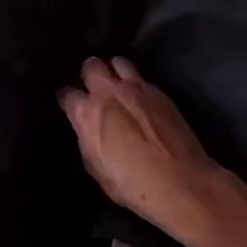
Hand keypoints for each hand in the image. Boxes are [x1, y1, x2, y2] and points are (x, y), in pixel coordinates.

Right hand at [57, 57, 233, 240]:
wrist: (179, 181)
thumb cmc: (131, 184)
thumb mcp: (96, 167)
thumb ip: (87, 139)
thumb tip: (87, 129)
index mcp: (87, 114)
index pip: (67, 94)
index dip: (66, 98)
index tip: (69, 104)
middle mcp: (109, 93)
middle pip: (92, 65)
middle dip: (89, 73)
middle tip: (92, 87)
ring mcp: (137, 88)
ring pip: (118, 62)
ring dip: (114, 70)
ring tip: (116, 83)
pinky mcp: (160, 91)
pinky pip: (141, 77)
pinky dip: (135, 83)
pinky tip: (138, 97)